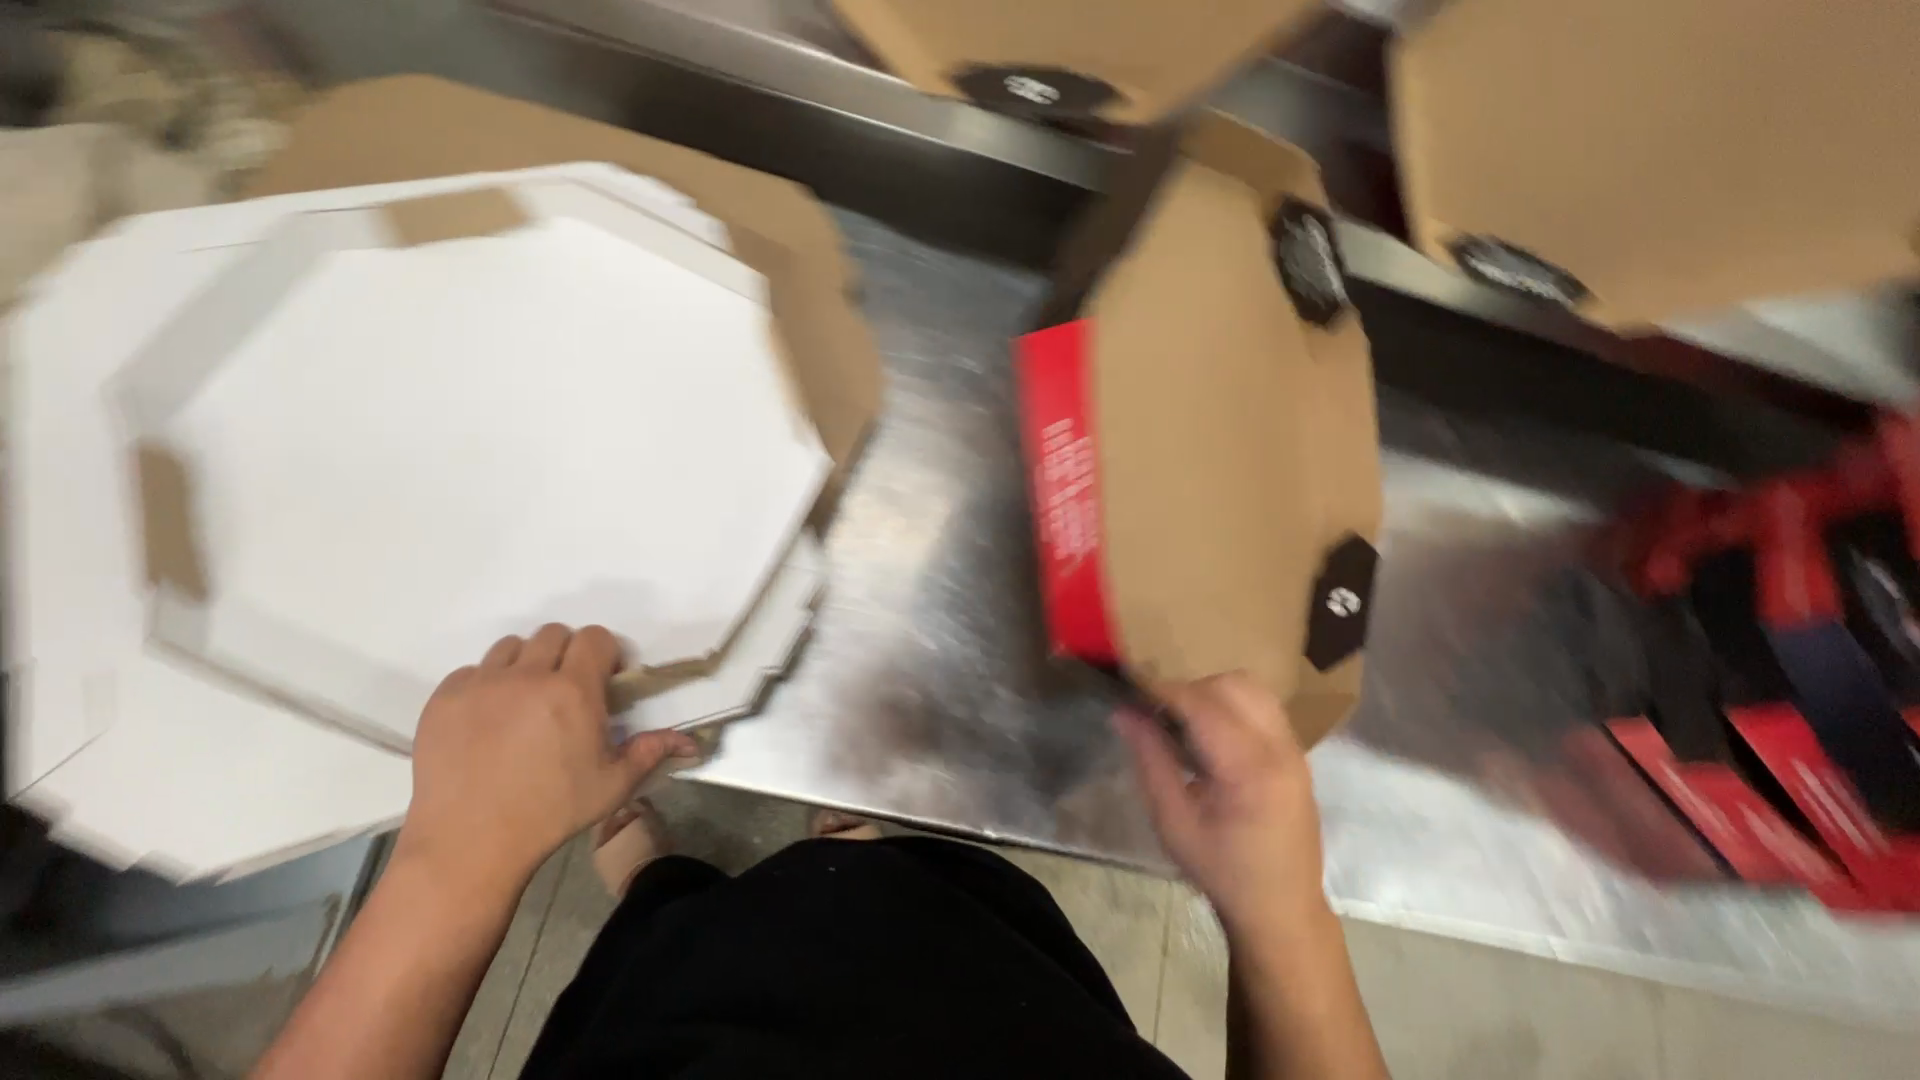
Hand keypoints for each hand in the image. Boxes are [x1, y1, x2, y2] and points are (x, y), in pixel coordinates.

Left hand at [396, 624, 698, 896]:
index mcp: (574, 690)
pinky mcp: (443, 700)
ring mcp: (480, 685)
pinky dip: (485, 685)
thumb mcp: (612, 785)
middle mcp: (527, 676)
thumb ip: (650, 751)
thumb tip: (690, 742)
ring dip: (526, 665)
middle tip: (566, 693)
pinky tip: (489, 720)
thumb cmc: (551, 813)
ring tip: (525, 702)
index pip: (595, 637)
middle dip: (567, 655)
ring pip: (511, 648)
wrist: (469, 843)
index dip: (604, 654)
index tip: (603, 681)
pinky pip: (471, 672)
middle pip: (553, 635)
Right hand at [1115, 672, 1328, 939]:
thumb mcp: (1173, 821)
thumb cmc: (1221, 870)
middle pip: (1232, 685)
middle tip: (1157, 716)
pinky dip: (1232, 706)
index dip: (1161, 690)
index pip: (1201, 704)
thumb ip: (1150, 759)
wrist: (1281, 908)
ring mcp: (1294, 749)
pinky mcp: (1297, 754)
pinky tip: (1211, 738)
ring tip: (1184, 725)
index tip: (1129, 692)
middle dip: (1188, 690)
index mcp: (1249, 769)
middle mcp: (1280, 748)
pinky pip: (1263, 707)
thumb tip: (1123, 711)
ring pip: (1251, 689)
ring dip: (1212, 693)